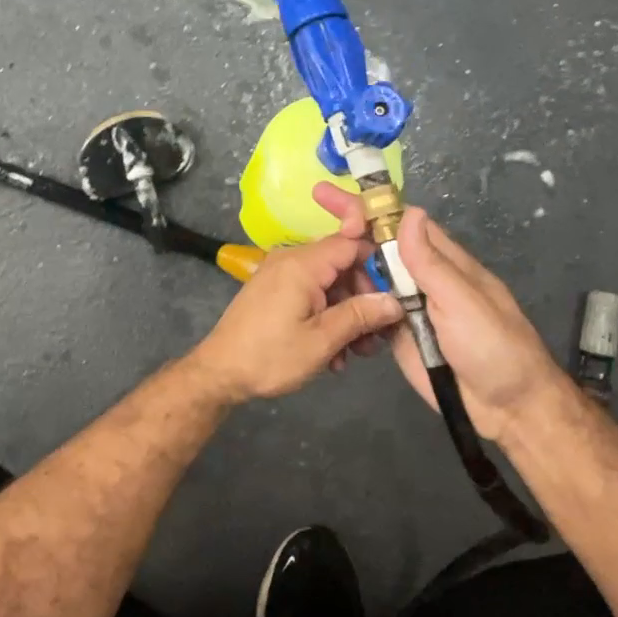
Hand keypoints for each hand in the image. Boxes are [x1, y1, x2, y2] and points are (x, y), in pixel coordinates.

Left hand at [183, 234, 403, 403]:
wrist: (220, 373)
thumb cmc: (270, 356)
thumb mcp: (321, 340)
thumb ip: (360, 316)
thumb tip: (396, 301)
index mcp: (302, 264)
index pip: (351, 243)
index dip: (378, 265)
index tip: (397, 293)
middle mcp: (291, 261)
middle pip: (343, 267)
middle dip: (364, 300)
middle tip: (377, 336)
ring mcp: (281, 277)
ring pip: (330, 286)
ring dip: (347, 317)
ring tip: (356, 354)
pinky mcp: (276, 293)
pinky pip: (312, 296)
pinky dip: (326, 319)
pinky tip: (333, 355)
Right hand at [313, 184, 564, 443]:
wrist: (507, 409)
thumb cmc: (494, 348)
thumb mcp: (464, 301)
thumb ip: (432, 263)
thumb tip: (409, 213)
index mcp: (444, 263)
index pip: (401, 224)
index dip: (368, 209)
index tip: (331, 198)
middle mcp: (422, 279)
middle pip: (379, 251)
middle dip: (346, 239)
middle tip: (310, 241)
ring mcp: (408, 307)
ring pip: (369, 281)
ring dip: (343, 276)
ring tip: (313, 280)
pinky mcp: (397, 334)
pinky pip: (368, 313)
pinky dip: (348, 308)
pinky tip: (325, 308)